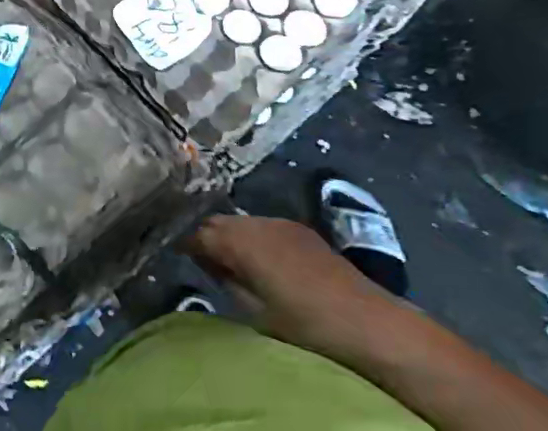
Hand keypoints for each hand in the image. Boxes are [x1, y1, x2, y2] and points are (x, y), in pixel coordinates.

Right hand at [184, 215, 384, 357]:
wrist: (373, 326)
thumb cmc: (307, 326)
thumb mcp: (256, 313)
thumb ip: (227, 283)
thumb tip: (209, 265)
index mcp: (238, 240)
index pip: (196, 234)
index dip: (183, 245)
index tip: (175, 256)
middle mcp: (254, 221)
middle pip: (216, 222)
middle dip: (206, 238)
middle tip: (201, 262)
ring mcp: (280, 222)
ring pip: (240, 222)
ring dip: (230, 237)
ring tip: (230, 262)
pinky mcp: (301, 230)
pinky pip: (263, 226)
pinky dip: (253, 238)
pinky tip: (261, 260)